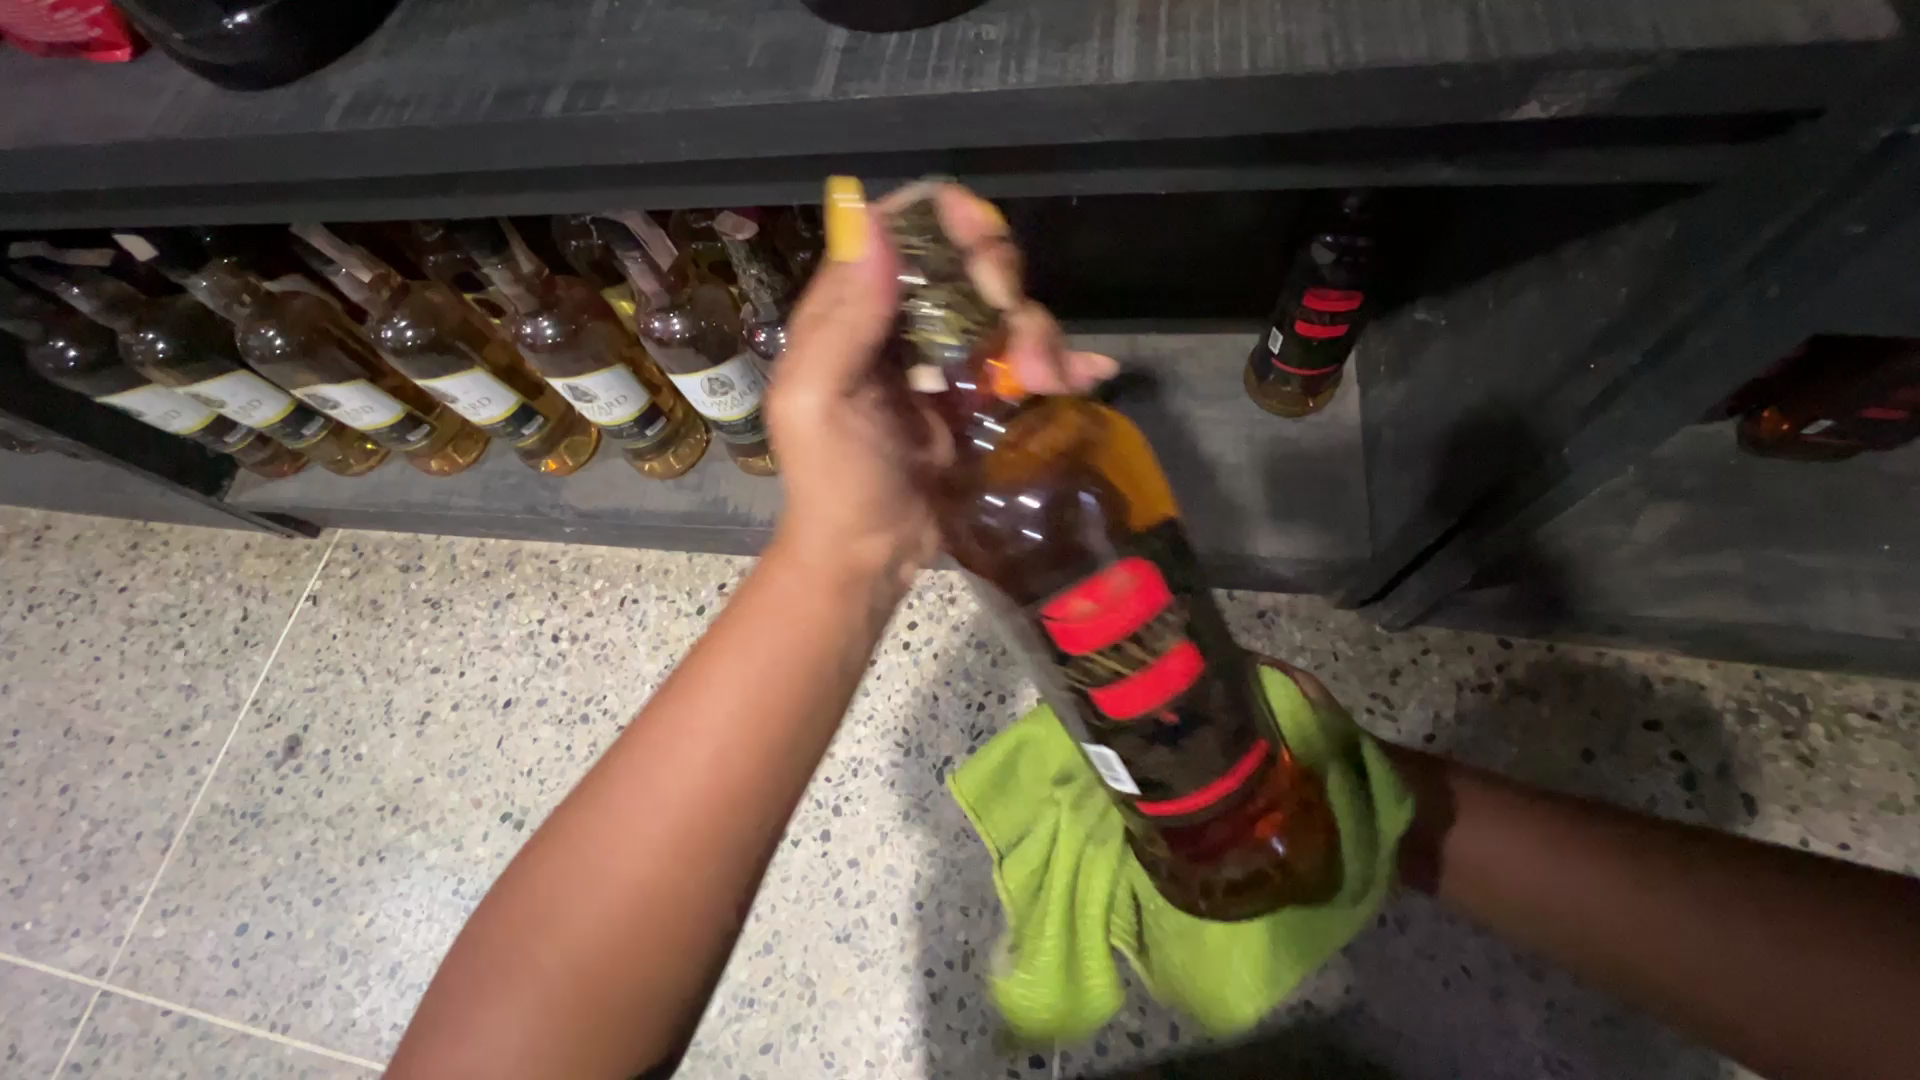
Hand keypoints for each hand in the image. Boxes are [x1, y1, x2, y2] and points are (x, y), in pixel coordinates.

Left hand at [765, 177, 1115, 595]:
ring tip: (1046, 383)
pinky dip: (1062, 364)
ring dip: (1037, 337)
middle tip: (1014, 330)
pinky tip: (1092, 374)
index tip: (980, 242)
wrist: (870, 554)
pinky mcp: (977, 397)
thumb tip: (867, 216)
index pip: (897, 229)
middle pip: (964, 263)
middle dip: (1000, 285)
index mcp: (852, 311)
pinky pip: (1024, 363)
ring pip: (1004, 313)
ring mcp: (943, 361)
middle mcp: (901, 323)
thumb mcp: (820, 400)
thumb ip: (846, 316)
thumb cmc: (835, 481)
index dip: (941, 219)